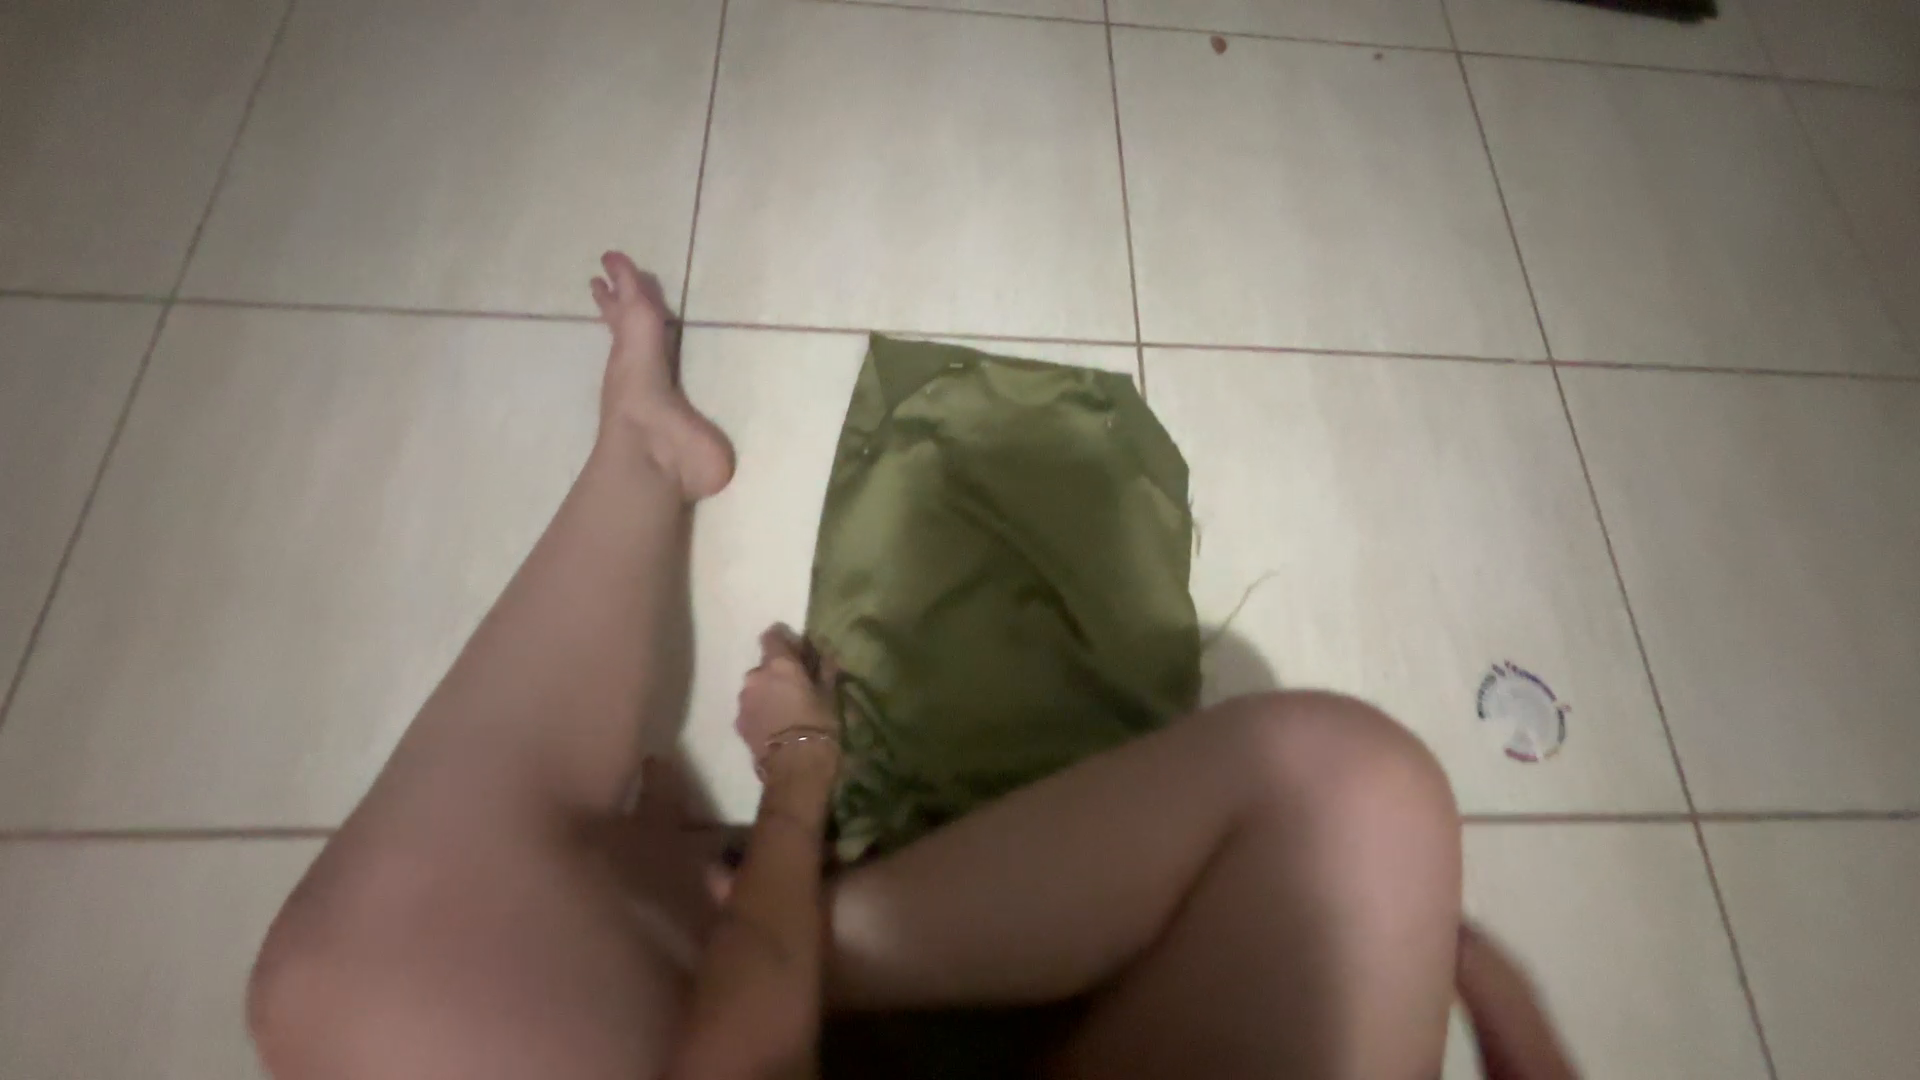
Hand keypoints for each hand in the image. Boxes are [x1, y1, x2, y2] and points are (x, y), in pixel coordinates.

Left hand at [737, 624, 841, 780]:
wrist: (795, 769)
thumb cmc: (819, 725)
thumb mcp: (829, 694)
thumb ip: (824, 669)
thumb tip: (825, 654)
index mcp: (779, 664)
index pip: (772, 635)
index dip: (784, 641)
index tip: (797, 652)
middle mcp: (755, 676)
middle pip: (765, 665)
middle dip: (778, 672)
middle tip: (797, 688)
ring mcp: (743, 700)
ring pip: (756, 687)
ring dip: (768, 692)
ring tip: (786, 711)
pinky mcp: (738, 722)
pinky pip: (751, 708)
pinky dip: (761, 711)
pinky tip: (776, 726)